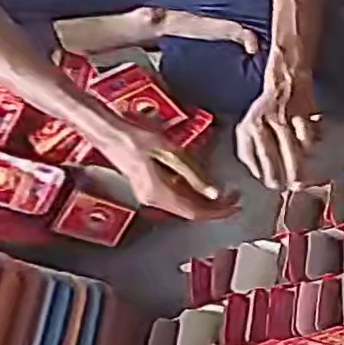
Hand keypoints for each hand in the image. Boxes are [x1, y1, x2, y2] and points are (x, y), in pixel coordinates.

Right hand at [103, 123, 238, 220]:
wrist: (107, 132)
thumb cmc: (136, 137)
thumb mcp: (171, 153)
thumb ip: (193, 174)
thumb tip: (214, 193)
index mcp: (158, 193)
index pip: (195, 212)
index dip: (219, 212)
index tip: (237, 206)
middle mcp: (153, 200)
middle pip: (191, 212)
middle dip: (217, 207)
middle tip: (236, 196)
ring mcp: (149, 195)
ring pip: (185, 207)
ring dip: (207, 202)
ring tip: (227, 191)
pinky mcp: (149, 188)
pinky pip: (177, 198)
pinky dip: (195, 195)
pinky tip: (206, 185)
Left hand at [237, 65, 319, 189]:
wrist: (286, 80)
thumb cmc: (270, 109)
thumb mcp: (252, 125)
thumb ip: (253, 148)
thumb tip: (261, 174)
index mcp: (247, 126)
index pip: (250, 154)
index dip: (260, 171)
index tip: (270, 183)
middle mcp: (261, 122)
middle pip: (270, 154)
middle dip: (278, 173)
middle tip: (285, 187)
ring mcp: (282, 118)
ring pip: (290, 148)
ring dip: (295, 166)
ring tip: (299, 180)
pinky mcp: (301, 114)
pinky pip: (307, 137)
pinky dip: (310, 146)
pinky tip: (310, 151)